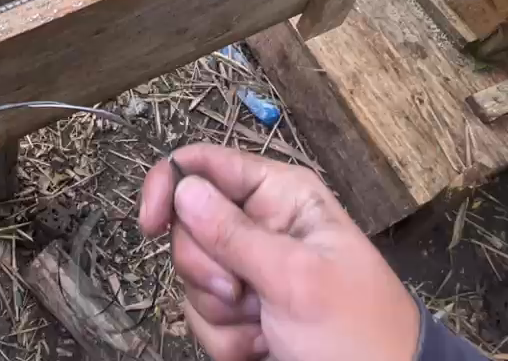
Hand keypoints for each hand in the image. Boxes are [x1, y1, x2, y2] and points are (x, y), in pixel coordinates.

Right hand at [139, 144, 420, 360]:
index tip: (150, 225)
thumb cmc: (357, 337)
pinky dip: (226, 339)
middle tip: (240, 294)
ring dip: (218, 310)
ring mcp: (249, 268)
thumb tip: (182, 189)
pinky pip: (202, 313)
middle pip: (189, 222)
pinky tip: (262, 347)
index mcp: (279, 195)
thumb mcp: (297, 280)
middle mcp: (259, 223)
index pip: (205, 164)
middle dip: (206, 266)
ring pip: (191, 272)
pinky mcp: (242, 311)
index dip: (169, 184)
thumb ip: (234, 234)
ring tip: (263, 329)